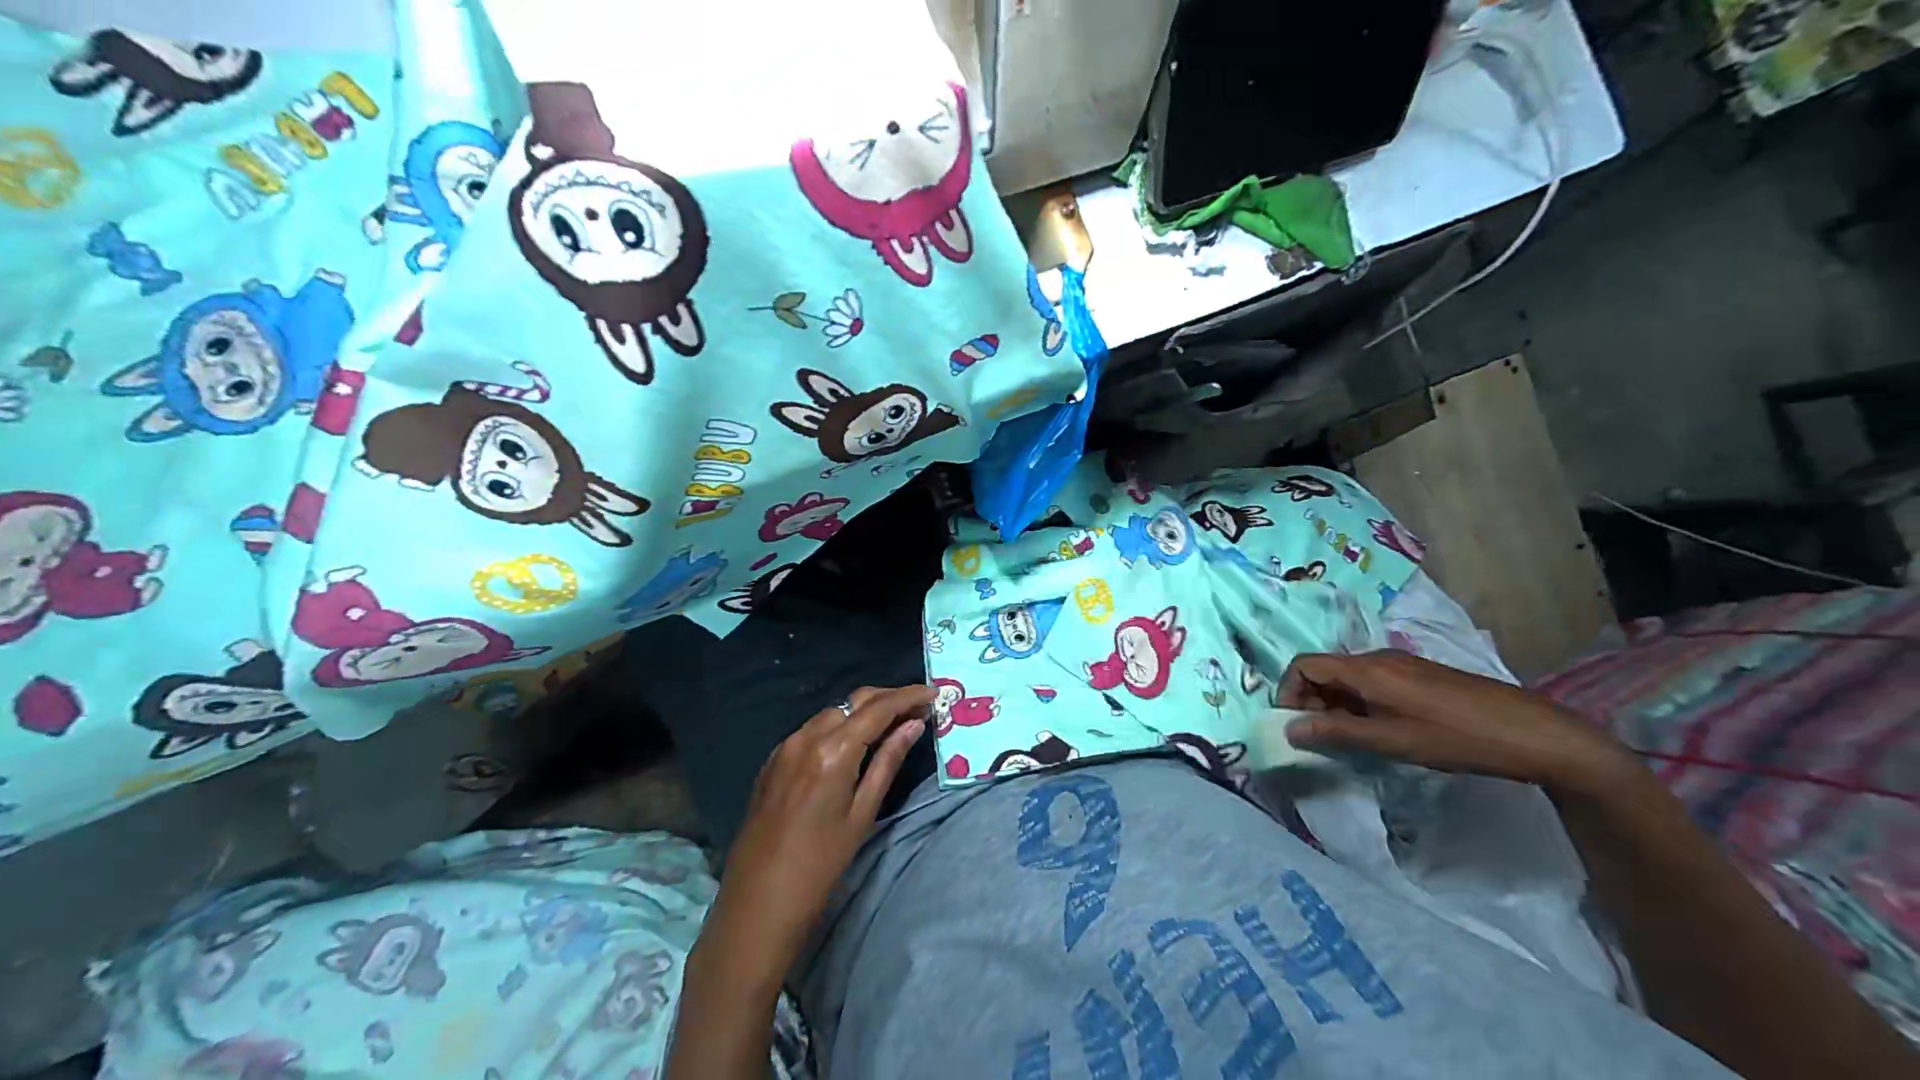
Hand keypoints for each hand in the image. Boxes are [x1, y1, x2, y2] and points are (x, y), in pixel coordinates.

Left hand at [710, 684, 934, 965]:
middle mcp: (806, 736)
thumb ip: (888, 761)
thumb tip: (914, 724)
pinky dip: (839, 726)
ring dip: (863, 711)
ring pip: (833, 712)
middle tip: (918, 707)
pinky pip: (813, 729)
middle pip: (854, 702)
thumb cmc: (821, 863)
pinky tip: (854, 741)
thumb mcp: (863, 812)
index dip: (908, 695)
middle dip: (888, 698)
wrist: (759, 899)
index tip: (934, 691)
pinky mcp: (774, 759)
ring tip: (892, 723)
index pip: (878, 708)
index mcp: (832, 750)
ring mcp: (786, 746)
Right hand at [1277, 651, 1637, 795]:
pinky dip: (1359, 704)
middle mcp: (1379, 658)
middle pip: (1324, 670)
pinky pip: (1371, 683)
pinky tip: (1378, 731)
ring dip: (1335, 705)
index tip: (1293, 726)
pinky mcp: (1419, 677)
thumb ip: (1336, 732)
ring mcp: (1401, 665)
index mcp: (1368, 669)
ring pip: (1348, 678)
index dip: (1288, 692)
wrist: (1537, 734)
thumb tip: (1288, 729)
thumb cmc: (1458, 738)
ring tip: (1348, 739)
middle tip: (1318, 738)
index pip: (1304, 665)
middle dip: (1309, 701)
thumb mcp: (1392, 741)